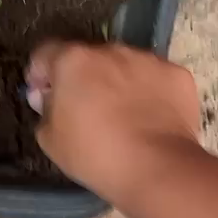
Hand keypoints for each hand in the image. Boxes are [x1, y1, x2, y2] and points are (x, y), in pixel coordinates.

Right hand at [24, 42, 201, 199]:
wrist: (156, 168)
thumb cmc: (94, 154)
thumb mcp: (50, 139)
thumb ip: (45, 110)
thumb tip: (50, 98)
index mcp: (73, 60)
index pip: (46, 53)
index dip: (40, 73)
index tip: (43, 95)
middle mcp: (111, 50)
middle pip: (88, 58)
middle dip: (84, 78)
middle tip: (85, 110)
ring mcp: (148, 60)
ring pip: (125, 66)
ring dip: (118, 83)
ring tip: (123, 116)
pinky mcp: (177, 75)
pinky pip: (155, 79)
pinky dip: (150, 93)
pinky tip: (150, 119)